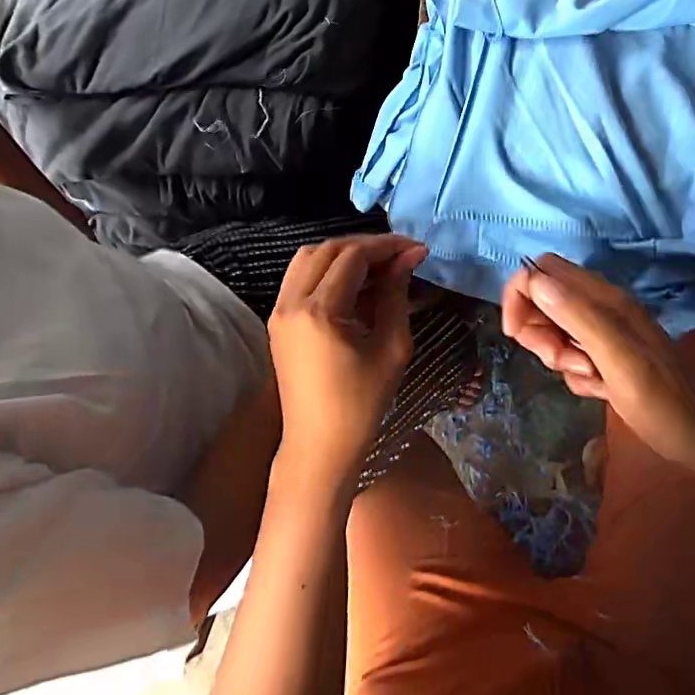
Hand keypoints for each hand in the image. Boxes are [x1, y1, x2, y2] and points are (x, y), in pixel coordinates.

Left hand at [267, 235, 426, 476]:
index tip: (416, 249)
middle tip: (400, 256)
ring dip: (343, 254)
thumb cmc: (362, 404)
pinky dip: (326, 271)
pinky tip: (354, 286)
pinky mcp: (277, 321)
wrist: (319, 447)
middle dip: (366, 247)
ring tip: (378, 268)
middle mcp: (291, 303)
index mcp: (319, 311)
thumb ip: (396, 295)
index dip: (387, 247)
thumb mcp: (391, 347)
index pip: (353, 256)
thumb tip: (409, 258)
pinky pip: (299, 278)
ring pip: (308, 258)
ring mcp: (278, 311)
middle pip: (328, 249)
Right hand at [502, 254, 694, 470]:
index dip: (521, 296)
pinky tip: (598, 388)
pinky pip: (569, 353)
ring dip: (556, 354)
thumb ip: (579, 317)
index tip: (517, 334)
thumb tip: (536, 281)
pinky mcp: (606, 353)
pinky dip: (574, 372)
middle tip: (563, 361)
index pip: (542, 271)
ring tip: (589, 377)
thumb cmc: (665, 402)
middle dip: (538, 331)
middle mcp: (601, 306)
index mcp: (604, 298)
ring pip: (553, 327)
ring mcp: (604, 330)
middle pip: (543, 298)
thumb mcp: (620, 361)